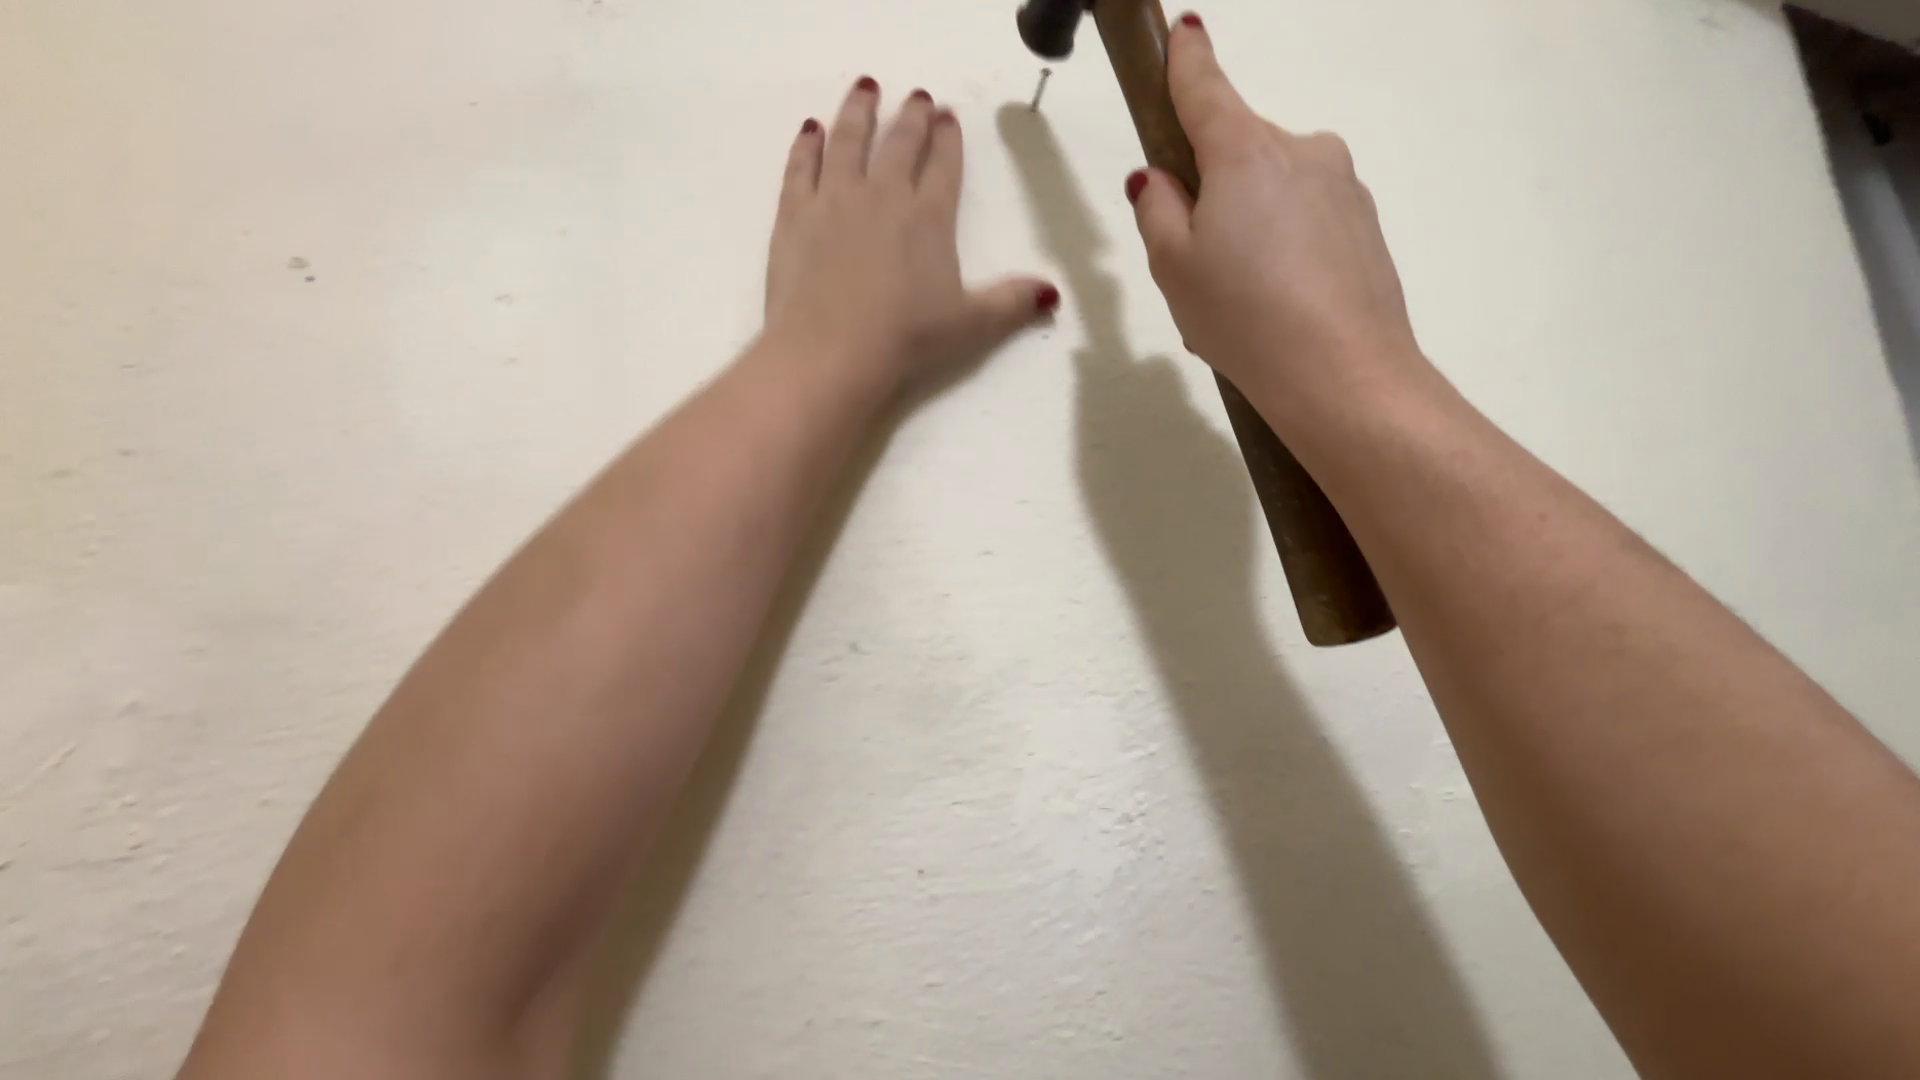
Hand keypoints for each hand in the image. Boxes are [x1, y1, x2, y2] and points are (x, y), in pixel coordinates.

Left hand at [764, 78, 1059, 395]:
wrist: (832, 350)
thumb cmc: (907, 339)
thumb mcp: (970, 325)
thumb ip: (1010, 303)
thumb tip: (1051, 292)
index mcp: (929, 218)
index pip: (944, 166)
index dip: (948, 140)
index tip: (948, 117)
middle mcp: (883, 195)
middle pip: (900, 144)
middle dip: (912, 117)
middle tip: (918, 97)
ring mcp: (834, 200)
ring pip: (848, 141)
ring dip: (859, 112)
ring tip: (866, 89)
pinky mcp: (794, 215)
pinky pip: (801, 168)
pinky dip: (807, 146)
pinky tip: (811, 131)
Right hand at [1127, 16, 1431, 423]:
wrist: (1343, 372)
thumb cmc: (1242, 315)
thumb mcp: (1173, 267)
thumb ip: (1157, 210)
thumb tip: (1159, 178)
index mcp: (1243, 151)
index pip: (1205, 89)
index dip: (1186, 60)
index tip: (1182, 31)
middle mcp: (1301, 149)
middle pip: (1239, 150)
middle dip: (1212, 188)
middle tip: (1197, 259)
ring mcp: (1342, 183)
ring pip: (1275, 188)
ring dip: (1250, 222)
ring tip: (1242, 295)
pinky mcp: (1366, 222)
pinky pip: (1307, 218)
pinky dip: (1285, 245)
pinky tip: (1278, 301)